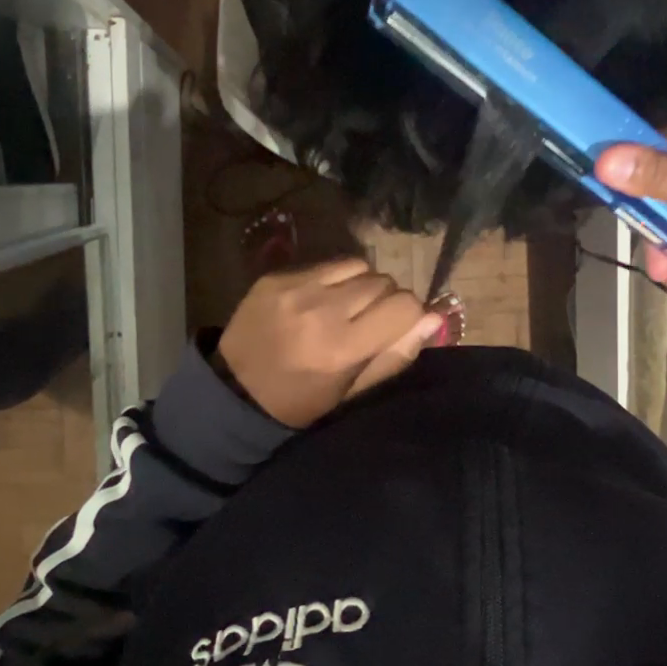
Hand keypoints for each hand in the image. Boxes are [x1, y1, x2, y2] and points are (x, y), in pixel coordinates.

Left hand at [217, 258, 444, 427]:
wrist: (232, 390)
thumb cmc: (299, 401)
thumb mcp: (350, 392)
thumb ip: (394, 355)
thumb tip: (434, 319)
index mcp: (342, 347)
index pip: (405, 306)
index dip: (410, 315)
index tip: (397, 327)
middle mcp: (321, 310)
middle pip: (384, 282)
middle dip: (385, 300)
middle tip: (366, 323)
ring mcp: (296, 287)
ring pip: (359, 266)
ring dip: (361, 284)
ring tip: (344, 308)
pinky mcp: (277, 275)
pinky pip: (327, 263)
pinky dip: (333, 279)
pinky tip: (319, 300)